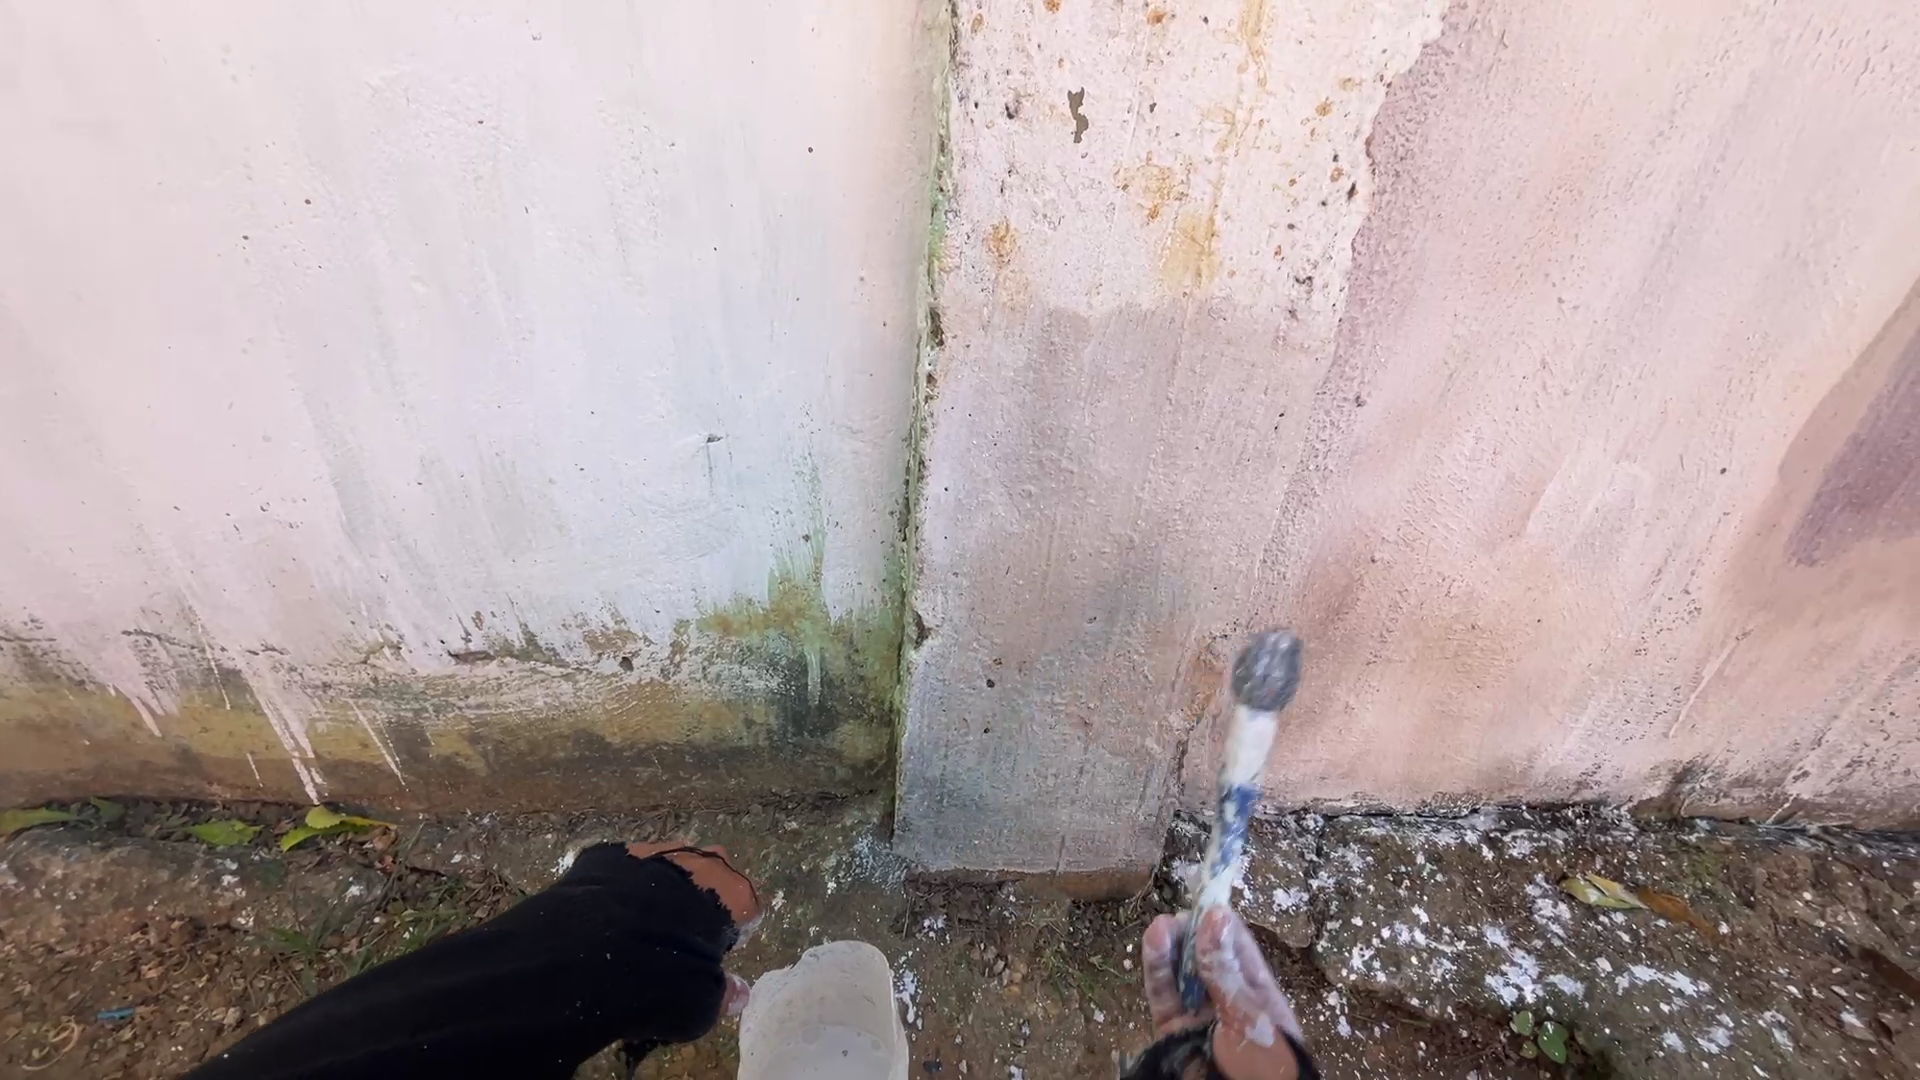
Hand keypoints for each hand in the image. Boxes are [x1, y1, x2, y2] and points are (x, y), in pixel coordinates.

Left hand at [626, 842, 761, 1016]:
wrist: (593, 949)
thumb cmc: (665, 978)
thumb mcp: (701, 1005)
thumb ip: (723, 993)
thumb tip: (740, 994)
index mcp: (735, 895)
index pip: (749, 910)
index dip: (734, 933)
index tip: (718, 954)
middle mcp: (706, 864)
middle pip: (714, 878)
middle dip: (703, 902)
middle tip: (684, 938)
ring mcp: (662, 851)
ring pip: (674, 868)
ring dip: (667, 891)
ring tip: (645, 927)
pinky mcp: (619, 854)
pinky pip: (633, 869)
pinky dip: (629, 887)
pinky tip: (613, 915)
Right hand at [1142, 909, 1304, 1079]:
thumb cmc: (1261, 1071)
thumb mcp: (1250, 1019)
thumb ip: (1226, 972)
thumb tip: (1214, 916)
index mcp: (1259, 998)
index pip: (1240, 950)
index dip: (1223, 922)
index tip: (1207, 896)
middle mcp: (1227, 1000)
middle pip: (1206, 955)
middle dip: (1193, 931)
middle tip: (1183, 913)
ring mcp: (1198, 1013)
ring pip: (1181, 969)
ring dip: (1171, 943)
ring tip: (1164, 925)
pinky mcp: (1172, 1027)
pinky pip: (1162, 991)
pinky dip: (1156, 964)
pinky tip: (1154, 939)